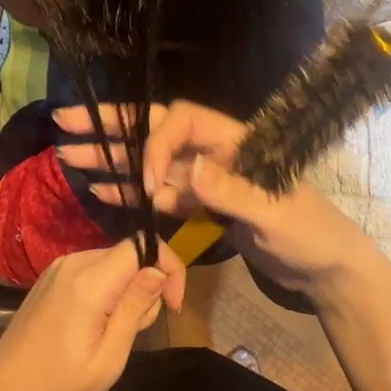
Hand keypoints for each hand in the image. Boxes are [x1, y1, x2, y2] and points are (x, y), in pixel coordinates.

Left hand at [0, 239, 176, 390]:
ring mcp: (57, 269)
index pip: (142, 245)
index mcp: (87, 282)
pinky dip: (107, 292)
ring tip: (113, 337)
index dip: (168, 266)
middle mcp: (72, 263)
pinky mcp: (50, 279)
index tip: (175, 306)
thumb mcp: (108, 360)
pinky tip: (95, 328)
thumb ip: (135, 309)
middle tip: (136, 333)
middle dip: (146, 286)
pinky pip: (93, 271)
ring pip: (113, 262)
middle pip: (128, 254)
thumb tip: (159, 269)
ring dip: (127, 292)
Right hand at [60, 101, 372, 293]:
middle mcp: (214, 152)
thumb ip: (232, 193)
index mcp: (235, 140)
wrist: (325, 269)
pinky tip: (101, 191)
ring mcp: (205, 179)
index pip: (181, 121)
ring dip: (111, 160)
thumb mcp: (275, 214)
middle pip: (156, 130)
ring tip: (69, 155)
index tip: (148, 184)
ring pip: (150, 163)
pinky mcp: (201, 206)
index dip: (156, 145)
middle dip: (112, 127)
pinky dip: (131, 193)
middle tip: (65, 123)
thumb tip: (188, 171)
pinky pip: (159, 194)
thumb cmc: (311, 234)